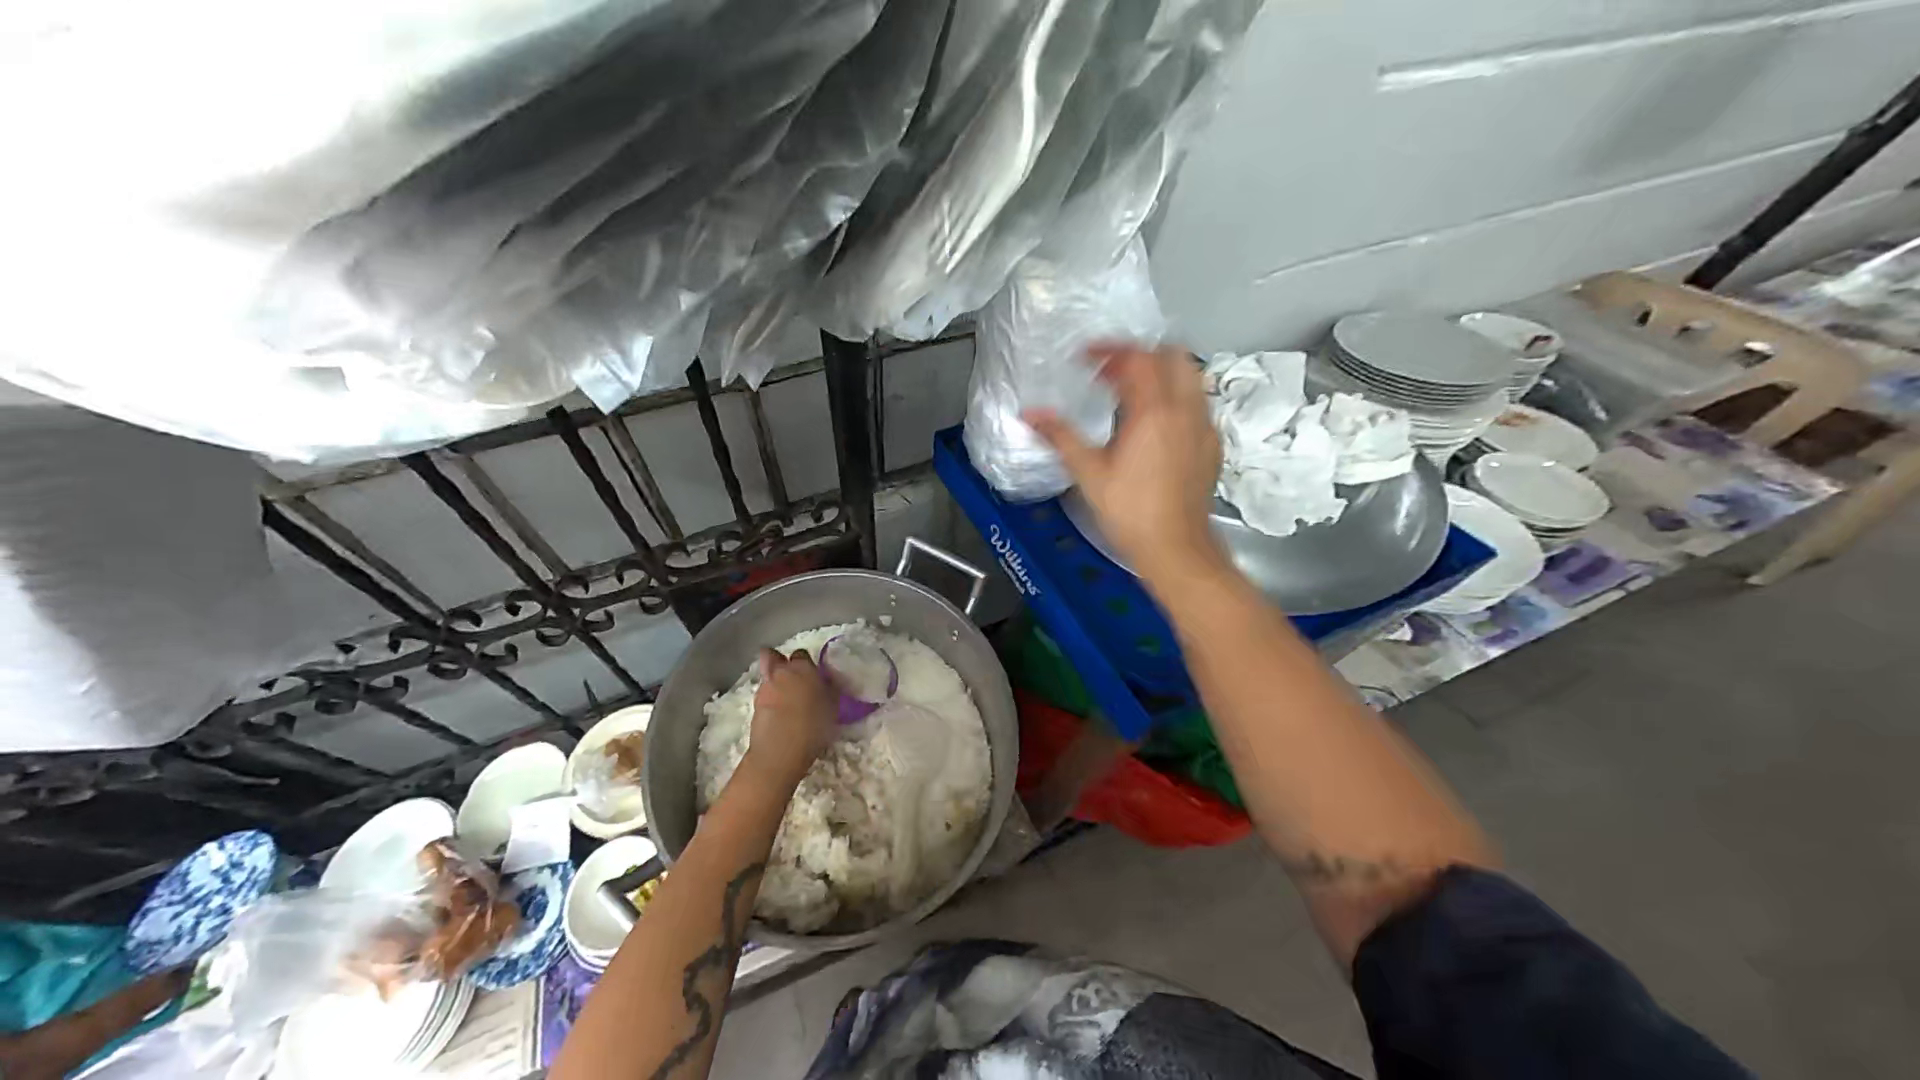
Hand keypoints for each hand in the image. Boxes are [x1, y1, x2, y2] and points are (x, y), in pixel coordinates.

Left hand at [743, 648, 836, 786]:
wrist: (780, 752)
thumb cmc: (814, 726)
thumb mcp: (833, 706)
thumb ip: (830, 688)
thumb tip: (828, 681)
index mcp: (802, 668)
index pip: (801, 654)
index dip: (806, 662)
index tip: (812, 674)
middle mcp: (780, 673)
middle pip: (772, 655)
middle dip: (778, 661)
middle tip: (791, 677)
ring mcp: (764, 689)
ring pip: (766, 676)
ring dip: (773, 682)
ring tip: (785, 700)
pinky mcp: (754, 707)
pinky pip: (763, 696)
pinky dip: (769, 700)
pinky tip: (779, 715)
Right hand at [1025, 343, 1225, 586]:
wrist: (1176, 548)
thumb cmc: (1131, 514)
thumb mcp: (1088, 474)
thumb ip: (1060, 437)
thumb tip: (1030, 414)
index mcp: (1153, 412)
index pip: (1136, 359)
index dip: (1110, 351)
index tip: (1087, 359)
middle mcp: (1185, 411)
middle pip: (1172, 356)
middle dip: (1142, 354)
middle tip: (1113, 370)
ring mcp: (1204, 427)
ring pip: (1191, 376)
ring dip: (1162, 373)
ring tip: (1133, 391)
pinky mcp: (1212, 445)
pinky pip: (1198, 404)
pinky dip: (1178, 398)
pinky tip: (1157, 423)